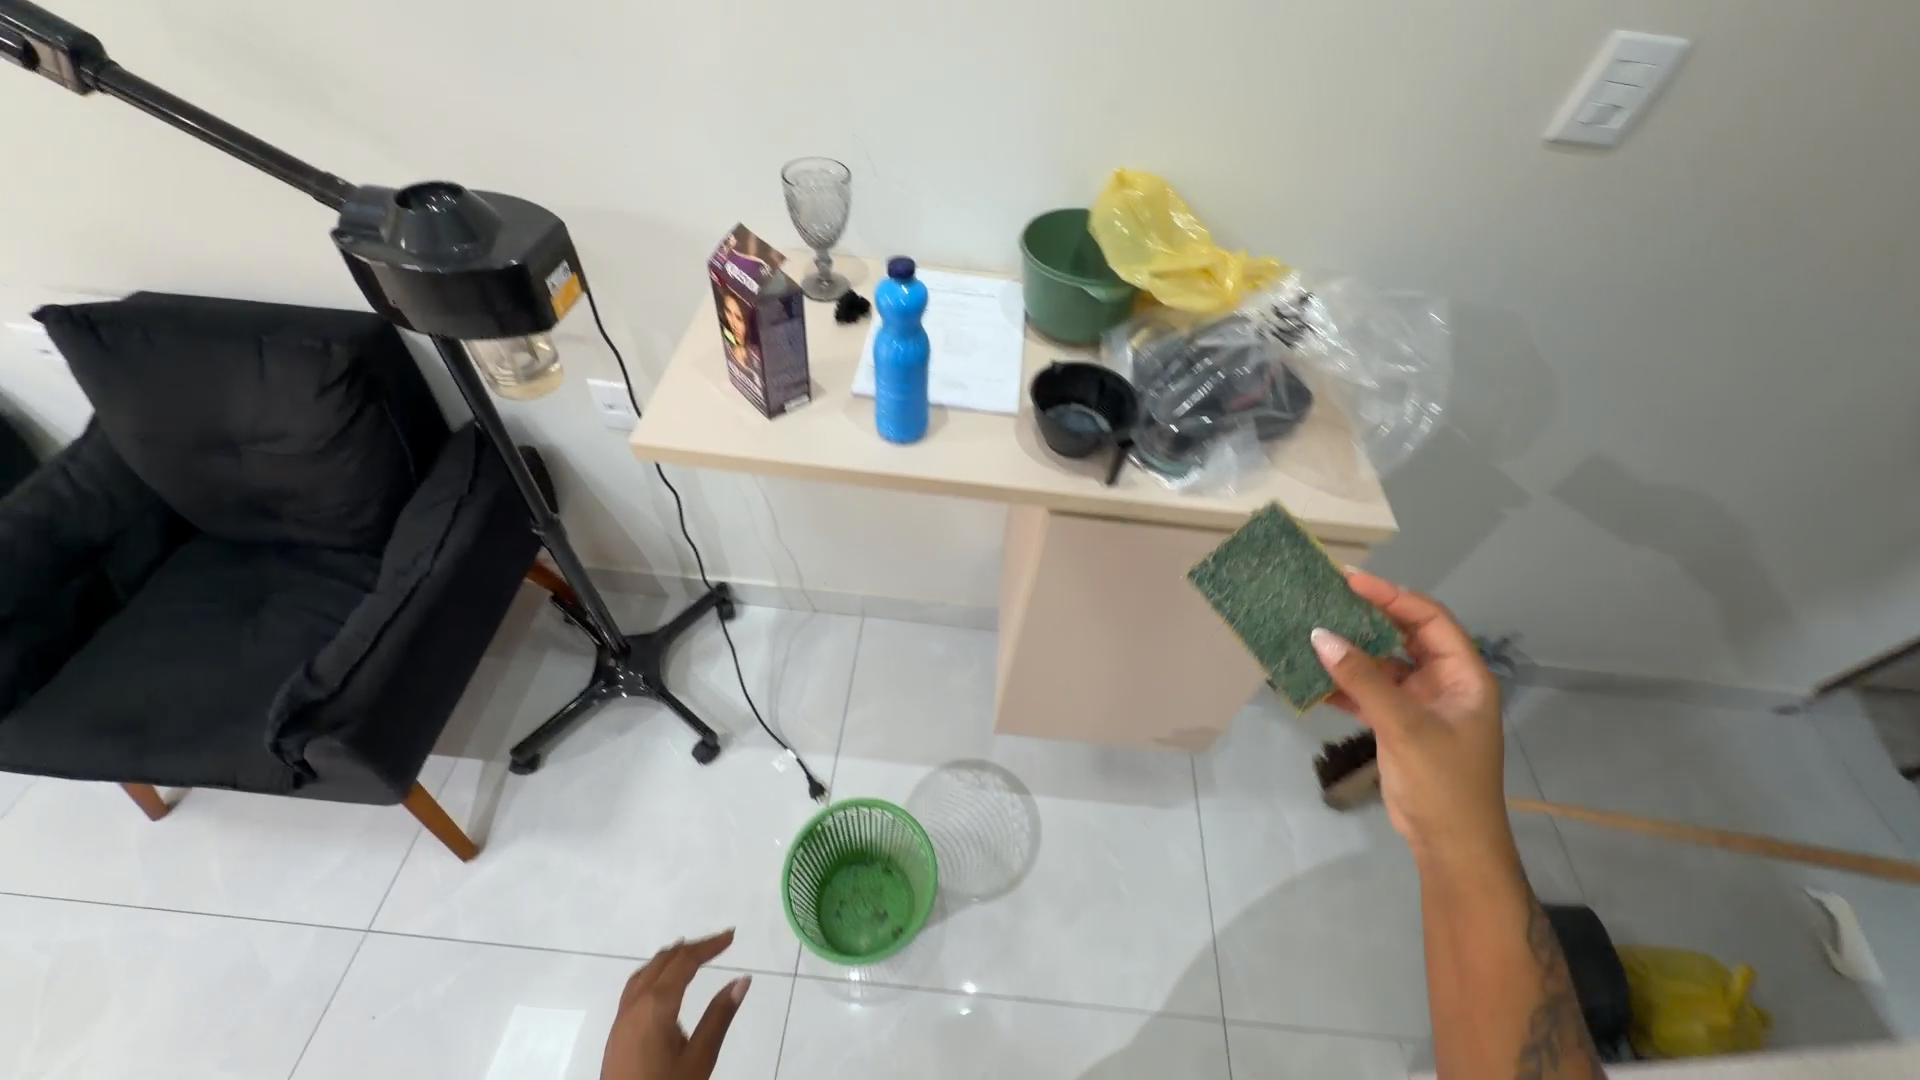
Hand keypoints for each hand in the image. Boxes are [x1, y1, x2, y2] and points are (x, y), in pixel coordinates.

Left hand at [601, 930, 749, 1079]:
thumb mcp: (699, 1059)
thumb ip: (719, 1016)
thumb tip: (742, 980)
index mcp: (657, 1005)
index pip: (685, 962)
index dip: (709, 945)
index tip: (731, 936)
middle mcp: (635, 1004)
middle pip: (664, 961)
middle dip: (691, 948)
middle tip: (718, 944)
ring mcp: (621, 1019)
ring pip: (645, 972)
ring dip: (669, 959)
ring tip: (689, 954)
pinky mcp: (616, 1034)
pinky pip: (634, 988)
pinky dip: (653, 973)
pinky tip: (661, 986)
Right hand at [1311, 570, 1511, 867]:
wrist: (1450, 844)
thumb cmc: (1443, 781)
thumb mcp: (1404, 726)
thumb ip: (1362, 679)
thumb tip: (1319, 635)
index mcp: (1464, 676)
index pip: (1429, 619)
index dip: (1392, 596)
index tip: (1351, 581)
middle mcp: (1444, 683)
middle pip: (1404, 636)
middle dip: (1367, 618)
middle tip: (1327, 597)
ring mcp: (1420, 705)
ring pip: (1381, 664)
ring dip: (1350, 652)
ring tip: (1312, 632)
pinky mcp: (1398, 725)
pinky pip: (1367, 692)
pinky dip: (1342, 685)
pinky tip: (1312, 678)